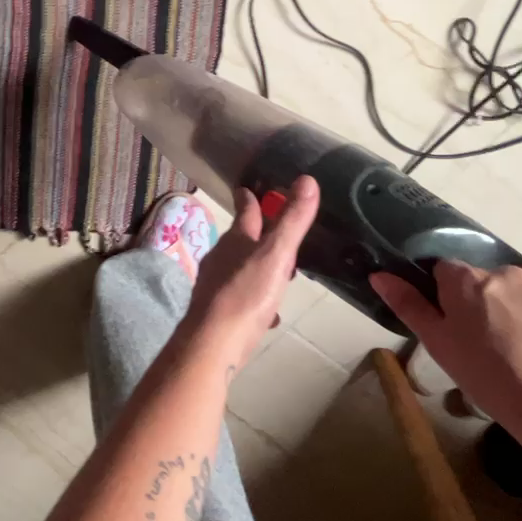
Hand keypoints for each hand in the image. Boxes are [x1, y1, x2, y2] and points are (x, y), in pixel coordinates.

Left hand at [184, 176, 318, 366]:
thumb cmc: (247, 294)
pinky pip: (242, 297)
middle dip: (256, 234)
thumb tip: (307, 180)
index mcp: (236, 240)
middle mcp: (221, 256)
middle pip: (241, 240)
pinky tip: (269, 313)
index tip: (245, 188)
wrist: (214, 340)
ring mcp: (216, 283)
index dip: (248, 199)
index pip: (245, 212)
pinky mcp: (218, 308)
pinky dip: (256, 299)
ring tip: (277, 272)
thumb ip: (292, 221)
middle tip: (273, 231)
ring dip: (257, 266)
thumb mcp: (276, 255)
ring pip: (240, 268)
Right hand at [370, 262, 521, 442]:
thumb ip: (408, 305)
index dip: (443, 298)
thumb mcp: (438, 345)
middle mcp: (509, 275)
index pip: (443, 271)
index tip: (450, 327)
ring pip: (520, 299)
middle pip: (484, 284)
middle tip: (481, 347)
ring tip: (519, 359)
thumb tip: (379, 275)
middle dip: (480, 306)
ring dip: (514, 317)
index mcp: (469, 279)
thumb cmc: (491, 377)